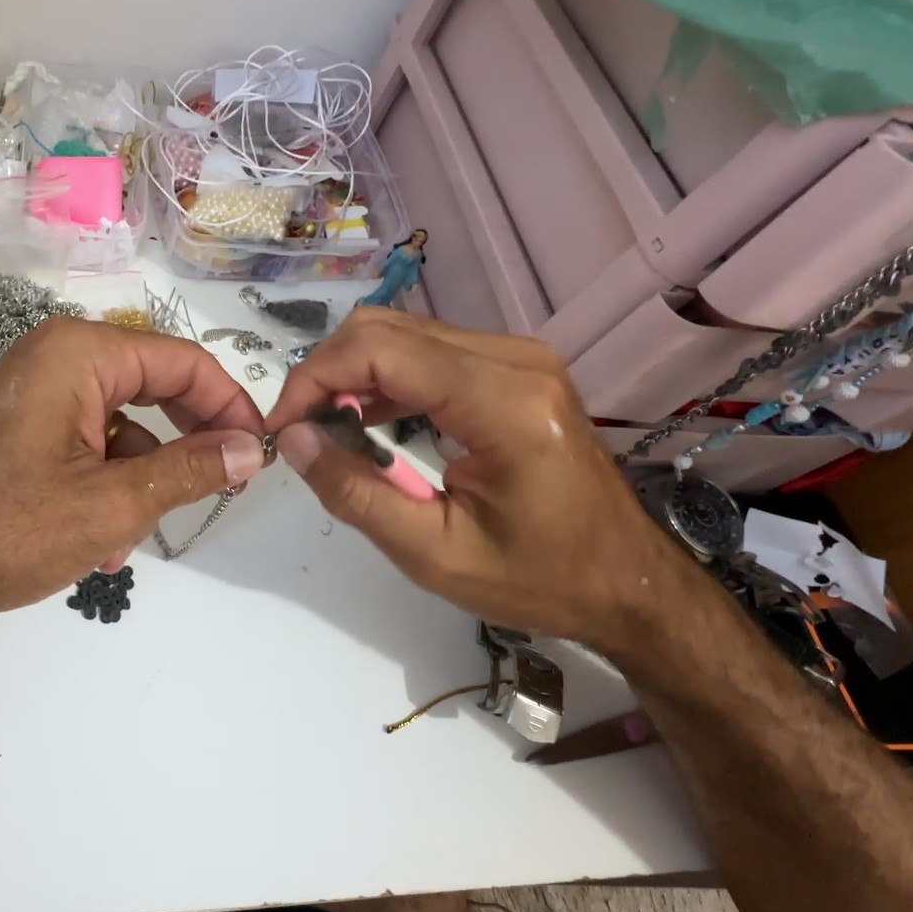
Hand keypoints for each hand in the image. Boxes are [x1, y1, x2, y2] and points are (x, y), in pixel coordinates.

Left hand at [0, 317, 266, 627]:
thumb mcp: (108, 505)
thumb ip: (187, 471)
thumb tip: (248, 449)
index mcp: (79, 354)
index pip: (182, 361)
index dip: (229, 405)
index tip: (256, 454)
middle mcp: (55, 357)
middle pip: (150, 387)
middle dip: (181, 445)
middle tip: (213, 491)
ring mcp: (30, 391)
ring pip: (116, 424)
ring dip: (135, 479)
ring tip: (123, 542)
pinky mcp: (14, 425)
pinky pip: (80, 441)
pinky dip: (98, 483)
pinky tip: (92, 539)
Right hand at [262, 308, 689, 656]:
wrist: (628, 582)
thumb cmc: (538, 578)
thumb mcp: (432, 553)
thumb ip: (354, 493)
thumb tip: (293, 438)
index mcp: (503, 402)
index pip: (379, 350)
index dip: (314, 379)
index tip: (283, 428)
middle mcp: (515, 359)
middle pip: (385, 329)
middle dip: (326, 373)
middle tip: (301, 431)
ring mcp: (519, 358)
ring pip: (402, 333)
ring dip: (351, 374)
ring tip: (327, 430)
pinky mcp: (515, 369)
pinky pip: (428, 351)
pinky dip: (383, 378)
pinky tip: (366, 420)